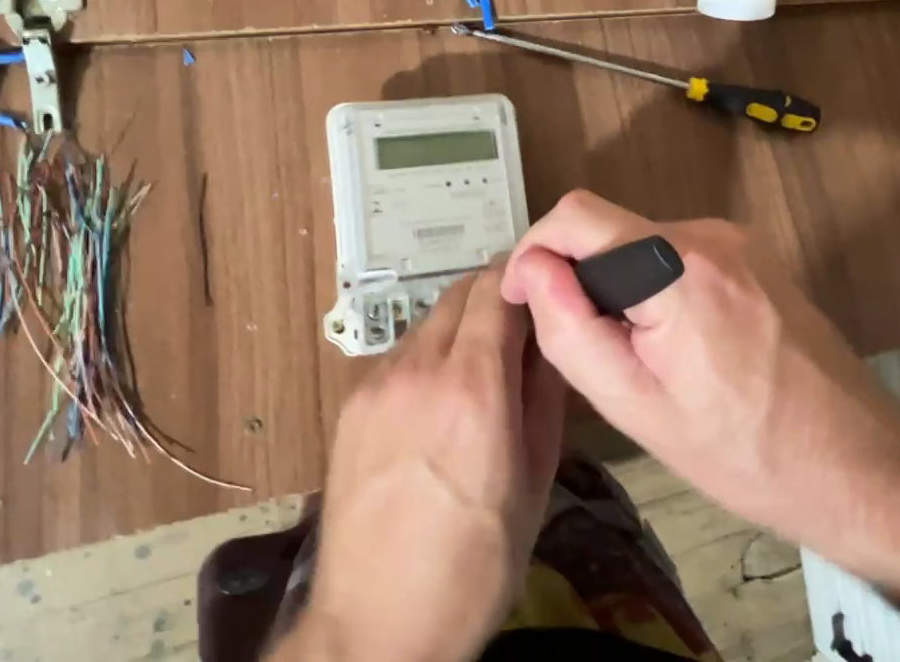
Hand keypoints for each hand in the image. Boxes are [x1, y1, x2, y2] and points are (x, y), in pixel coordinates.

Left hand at [282, 265, 564, 661]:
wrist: (376, 624)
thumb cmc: (477, 563)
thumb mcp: (535, 480)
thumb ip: (544, 395)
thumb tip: (548, 342)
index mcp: (474, 386)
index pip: (497, 287)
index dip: (524, 276)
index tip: (546, 285)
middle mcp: (419, 369)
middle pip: (460, 293)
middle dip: (495, 296)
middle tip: (521, 324)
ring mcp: (376, 384)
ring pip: (428, 322)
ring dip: (460, 326)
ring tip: (482, 368)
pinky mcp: (351, 405)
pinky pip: (400, 356)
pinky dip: (428, 356)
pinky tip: (439, 402)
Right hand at [499, 191, 899, 565]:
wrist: (855, 462)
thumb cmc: (743, 450)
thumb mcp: (635, 405)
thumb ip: (570, 329)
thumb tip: (531, 269)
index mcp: (677, 266)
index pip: (575, 214)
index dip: (534, 250)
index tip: (524, 300)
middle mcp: (710, 234)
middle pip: (608, 229)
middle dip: (581, 279)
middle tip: (592, 351)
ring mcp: (738, 240)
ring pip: (640, 243)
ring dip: (620, 287)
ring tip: (641, 359)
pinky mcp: (753, 255)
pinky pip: (677, 255)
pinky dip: (655, 288)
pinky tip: (677, 348)